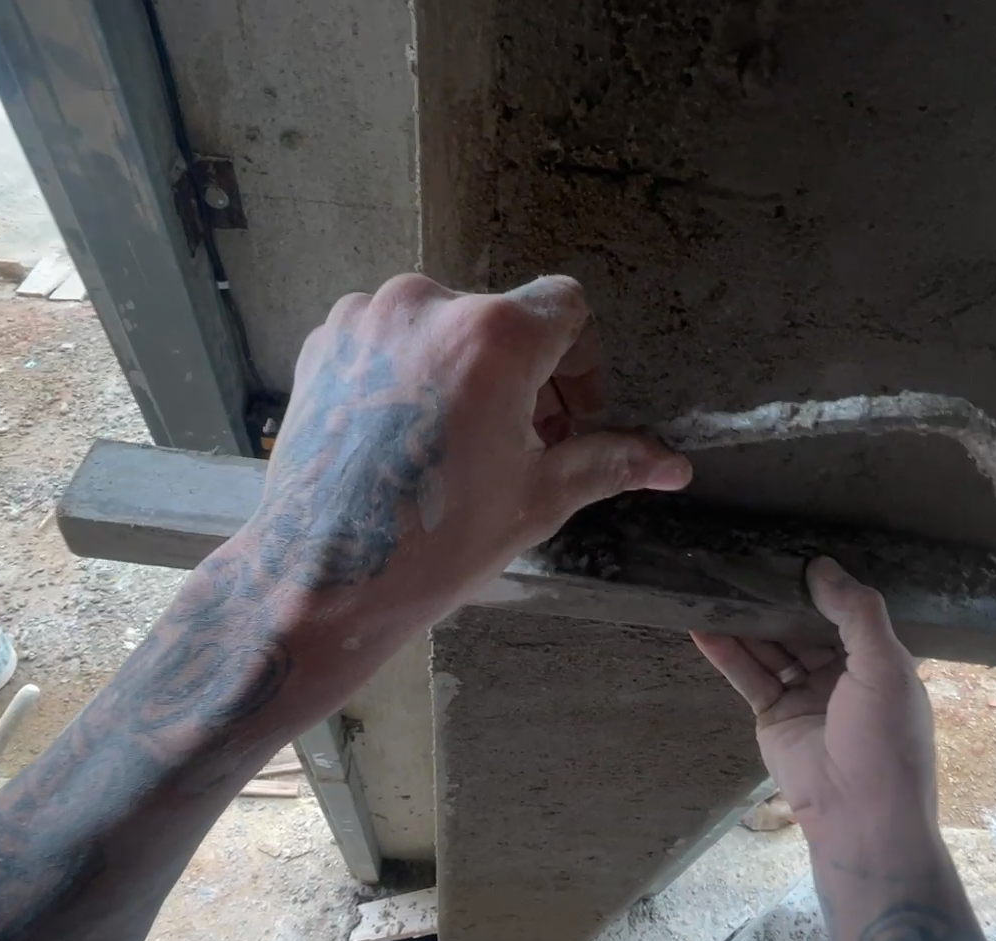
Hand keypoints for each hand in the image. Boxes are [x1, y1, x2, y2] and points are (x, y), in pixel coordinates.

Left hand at [257, 274, 691, 633]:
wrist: (322, 579)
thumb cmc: (435, 545)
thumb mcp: (538, 499)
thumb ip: (610, 463)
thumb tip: (673, 465)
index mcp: (492, 337)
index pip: (567, 306)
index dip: (582, 361)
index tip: (573, 411)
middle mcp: (425, 305)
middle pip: (506, 319)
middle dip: (531, 376)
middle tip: (527, 441)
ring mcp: (367, 320)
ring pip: (448, 327)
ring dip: (473, 372)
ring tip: (466, 442)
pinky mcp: (326, 343)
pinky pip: (394, 338)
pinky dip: (418, 372)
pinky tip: (414, 435)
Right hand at [691, 556, 937, 854]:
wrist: (859, 817)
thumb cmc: (884, 739)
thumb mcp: (885, 668)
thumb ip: (856, 613)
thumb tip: (821, 565)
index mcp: (875, 661)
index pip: (843, 612)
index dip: (817, 586)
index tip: (787, 555)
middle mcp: (839, 673)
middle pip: (800, 627)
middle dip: (773, 601)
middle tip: (740, 565)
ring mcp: (802, 693)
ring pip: (769, 648)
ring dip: (743, 622)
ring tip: (712, 588)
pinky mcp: (771, 714)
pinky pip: (747, 676)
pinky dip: (725, 653)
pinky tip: (701, 628)